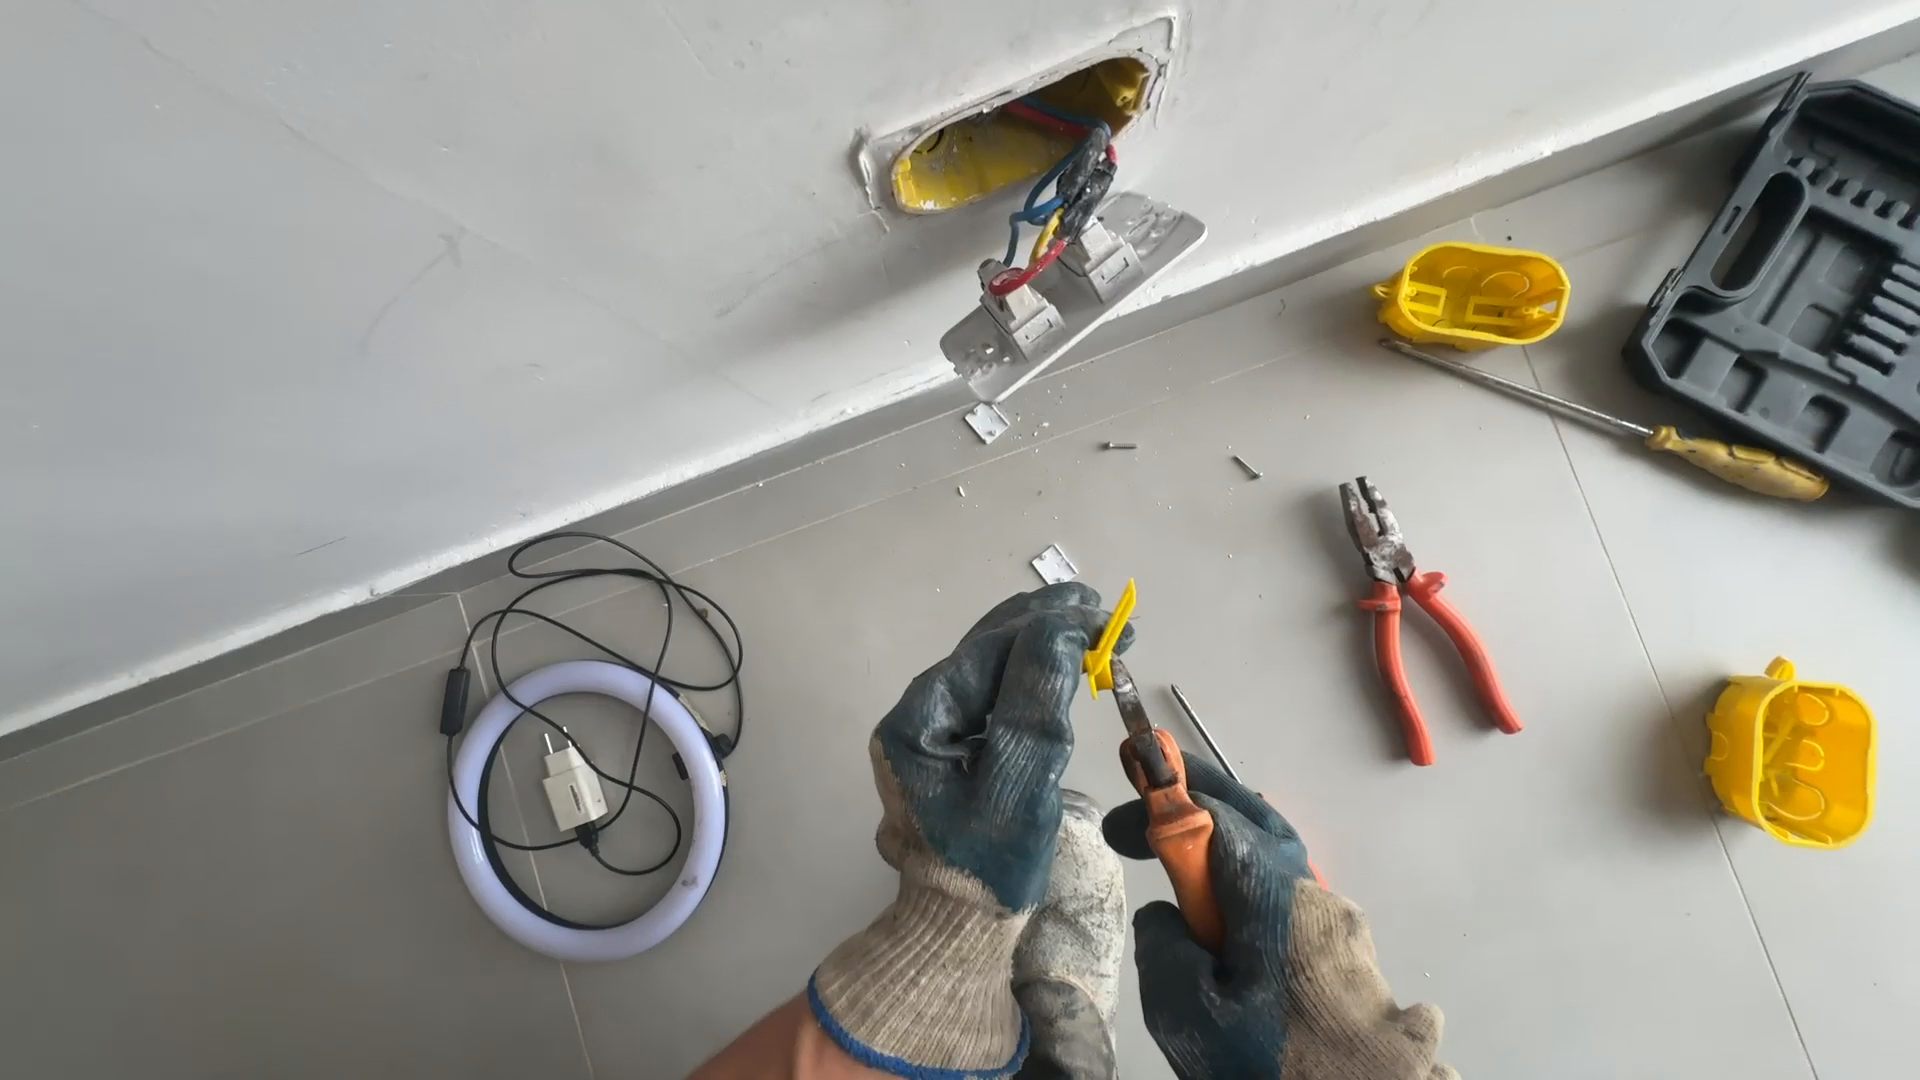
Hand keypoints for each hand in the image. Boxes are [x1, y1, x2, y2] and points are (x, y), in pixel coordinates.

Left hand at [871, 582, 1131, 910]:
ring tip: (1088, 618)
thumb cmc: (989, 870)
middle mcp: (919, 709)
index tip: (1107, 620)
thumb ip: (1035, 709)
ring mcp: (932, 721)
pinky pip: (993, 686)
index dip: (1052, 626)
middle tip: (1102, 608)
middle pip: (987, 646)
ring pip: (991, 660)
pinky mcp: (951, 735)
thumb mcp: (1018, 794)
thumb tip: (1060, 632)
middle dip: (1047, 621)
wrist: (957, 924)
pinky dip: (1031, 665)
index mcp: (921, 720)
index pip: (992, 651)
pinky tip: (1060, 654)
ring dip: (1041, 636)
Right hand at [1104, 755, 1450, 1079]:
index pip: (1215, 815)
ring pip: (1272, 850)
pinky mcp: (1341, 947)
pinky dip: (1245, 871)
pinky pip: (1284, 886)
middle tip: (1148, 800)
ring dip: (1221, 834)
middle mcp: (1308, 892)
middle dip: (1195, 797)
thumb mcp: (1190, 1013)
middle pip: (1250, 816)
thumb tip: (1166, 915)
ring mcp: (1332, 918)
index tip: (1122, 821)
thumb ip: (1162, 945)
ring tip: (1178, 849)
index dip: (1164, 801)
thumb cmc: (1275, 1061)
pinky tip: (1224, 901)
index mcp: (1272, 895)